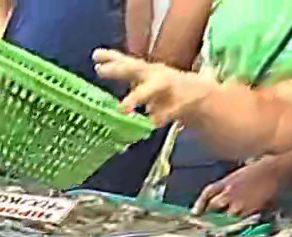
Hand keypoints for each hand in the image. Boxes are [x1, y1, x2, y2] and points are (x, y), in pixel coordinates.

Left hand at [93, 48, 217, 123]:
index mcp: (144, 72)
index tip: (95, 57)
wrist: (196, 95)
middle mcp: (154, 76)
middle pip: (137, 69)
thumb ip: (124, 73)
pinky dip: (159, 117)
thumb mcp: (142, 81)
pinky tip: (152, 123)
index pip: (126, 62)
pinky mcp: (178, 103)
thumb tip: (99, 67)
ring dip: (137, 96)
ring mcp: (168, 87)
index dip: (111, 59)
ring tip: (122, 108)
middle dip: (120, 70)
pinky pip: (167, 111)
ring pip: (153, 88)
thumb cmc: (161, 91)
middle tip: (101, 70)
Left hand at [195, 156, 283, 215]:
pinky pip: (239, 220)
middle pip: (212, 206)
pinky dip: (239, 222)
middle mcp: (230, 191)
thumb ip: (235, 181)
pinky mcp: (249, 210)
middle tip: (210, 220)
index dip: (200, 203)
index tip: (196, 212)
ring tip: (229, 221)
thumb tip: (228, 189)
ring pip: (225, 216)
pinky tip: (243, 221)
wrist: (284, 167)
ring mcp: (238, 201)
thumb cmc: (269, 165)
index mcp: (229, 179)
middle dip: (211, 213)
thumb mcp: (247, 170)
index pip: (208, 192)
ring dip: (225, 219)